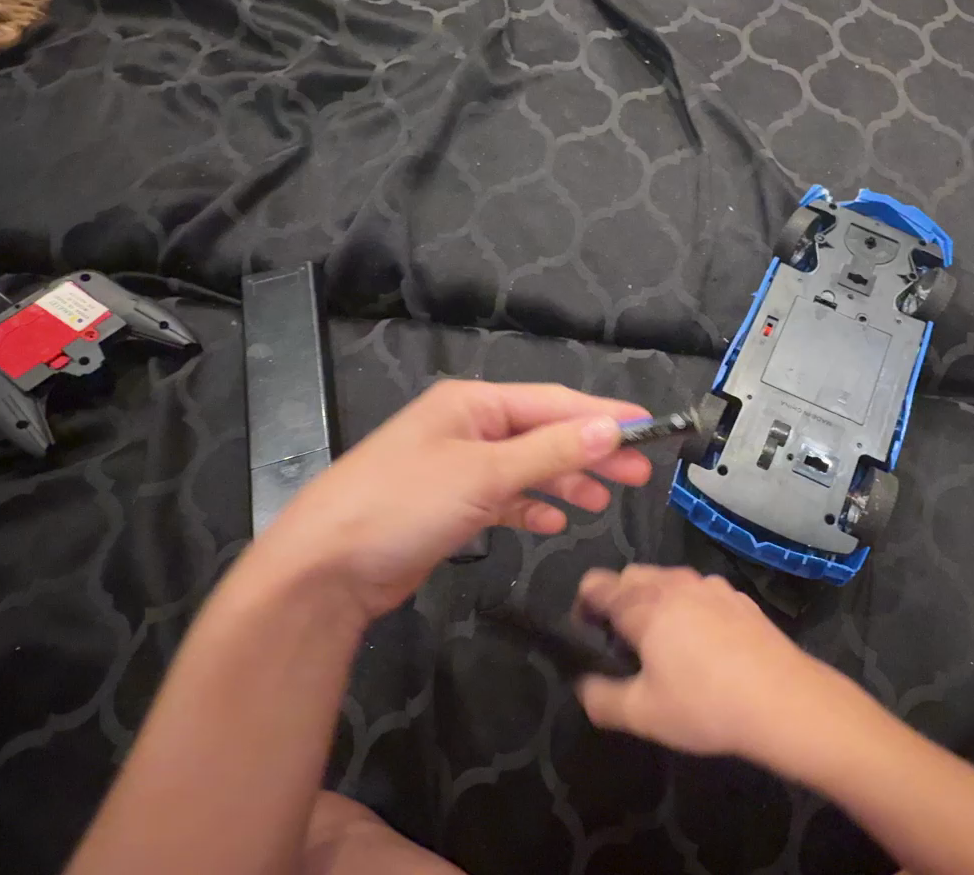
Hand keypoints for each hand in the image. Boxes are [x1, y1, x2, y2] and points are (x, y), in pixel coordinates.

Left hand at [261, 381, 652, 622]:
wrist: (324, 569)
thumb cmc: (404, 505)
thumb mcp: (484, 474)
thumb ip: (552, 452)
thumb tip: (611, 428)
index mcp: (473, 403)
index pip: (554, 402)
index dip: (604, 416)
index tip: (649, 429)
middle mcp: (468, 427)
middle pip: (545, 433)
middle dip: (590, 452)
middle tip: (638, 474)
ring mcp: (457, 466)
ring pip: (527, 467)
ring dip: (565, 482)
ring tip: (601, 501)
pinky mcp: (449, 505)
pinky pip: (504, 498)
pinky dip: (530, 507)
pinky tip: (552, 522)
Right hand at [573, 565, 861, 758]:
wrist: (784, 699)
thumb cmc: (705, 705)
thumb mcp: (642, 714)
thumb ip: (600, 698)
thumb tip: (583, 683)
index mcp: (644, 605)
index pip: (597, 584)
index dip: (582, 606)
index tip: (586, 635)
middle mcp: (674, 584)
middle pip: (631, 575)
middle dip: (617, 598)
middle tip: (620, 641)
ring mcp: (711, 586)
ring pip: (668, 579)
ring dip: (654, 600)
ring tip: (661, 642)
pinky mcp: (739, 598)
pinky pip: (699, 591)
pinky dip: (688, 606)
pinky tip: (702, 643)